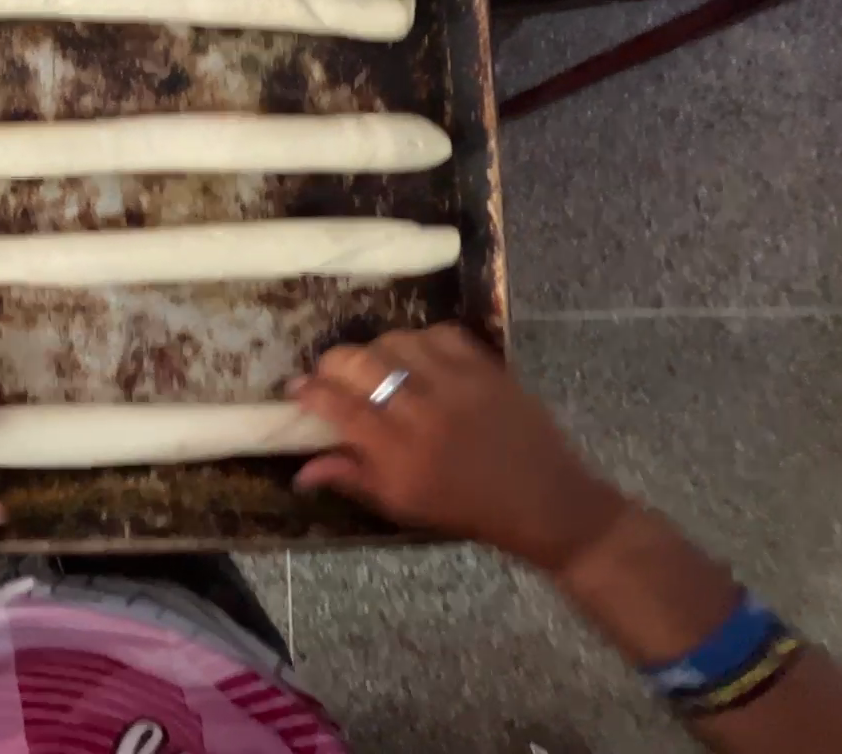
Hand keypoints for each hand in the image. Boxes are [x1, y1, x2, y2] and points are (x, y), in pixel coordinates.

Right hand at [290, 323, 629, 571]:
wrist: (547, 503)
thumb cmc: (464, 508)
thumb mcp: (401, 504)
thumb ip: (349, 477)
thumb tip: (299, 471)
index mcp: (398, 451)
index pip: (336, 406)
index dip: (307, 391)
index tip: (295, 388)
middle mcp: (422, 412)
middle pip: (358, 364)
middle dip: (332, 364)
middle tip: (330, 374)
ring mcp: (457, 385)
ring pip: (394, 341)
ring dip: (375, 350)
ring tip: (375, 364)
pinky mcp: (487, 369)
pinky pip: (440, 333)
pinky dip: (420, 339)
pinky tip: (416, 356)